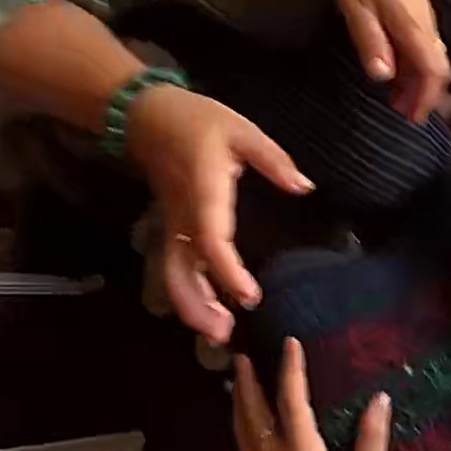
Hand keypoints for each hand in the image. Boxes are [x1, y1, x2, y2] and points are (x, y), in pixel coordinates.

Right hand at [126, 85, 312, 341]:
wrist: (147, 116)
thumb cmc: (197, 120)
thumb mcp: (242, 130)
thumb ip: (274, 160)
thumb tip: (303, 187)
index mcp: (203, 191)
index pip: (210, 238)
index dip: (226, 271)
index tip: (249, 295)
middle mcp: (183, 215)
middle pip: (178, 270)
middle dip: (196, 305)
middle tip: (224, 334)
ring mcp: (171, 223)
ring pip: (170, 273)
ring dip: (189, 305)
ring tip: (217, 332)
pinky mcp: (169, 225)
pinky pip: (173, 264)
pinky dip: (187, 290)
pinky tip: (208, 307)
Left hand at [232, 339, 391, 450]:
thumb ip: (372, 440)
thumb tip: (380, 398)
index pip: (291, 401)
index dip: (290, 369)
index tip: (290, 342)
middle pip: (252, 412)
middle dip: (247, 381)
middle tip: (242, 354)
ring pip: (242, 428)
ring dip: (239, 399)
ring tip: (238, 377)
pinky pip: (243, 444)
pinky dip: (240, 422)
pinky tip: (244, 418)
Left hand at [332, 0, 450, 122]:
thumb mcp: (355, 6)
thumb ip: (371, 42)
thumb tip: (384, 77)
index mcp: (414, 24)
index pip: (433, 72)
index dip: (426, 99)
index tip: (411, 118)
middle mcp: (427, 21)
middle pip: (438, 68)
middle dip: (423, 95)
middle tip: (401, 112)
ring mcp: (425, 12)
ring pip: (432, 56)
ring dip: (419, 80)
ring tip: (397, 96)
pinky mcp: (418, 6)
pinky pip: (425, 44)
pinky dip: (416, 63)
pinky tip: (398, 67)